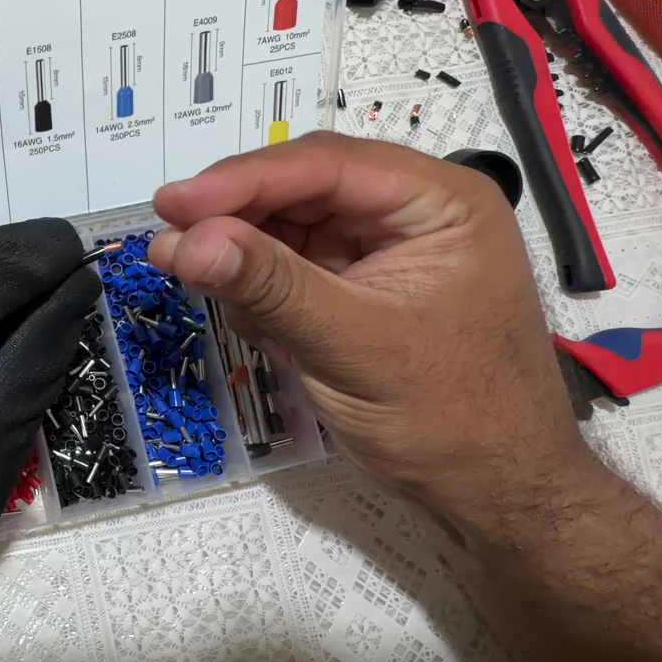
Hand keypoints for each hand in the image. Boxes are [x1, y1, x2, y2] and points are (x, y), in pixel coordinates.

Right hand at [146, 134, 604, 531]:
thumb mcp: (354, 346)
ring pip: (281, 224)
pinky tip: (256, 324)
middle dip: (232, 215)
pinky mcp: (348, 282)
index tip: (172, 203)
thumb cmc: (450, 419)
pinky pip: (282, 263)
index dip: (240, 180)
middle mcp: (404, 210)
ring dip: (237, 254)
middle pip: (296, 186)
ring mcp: (374, 247)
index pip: (324, 166)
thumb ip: (269, 287)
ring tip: (199, 283)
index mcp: (436, 202)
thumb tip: (182, 242)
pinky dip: (253, 287)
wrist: (493, 495)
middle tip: (169, 241)